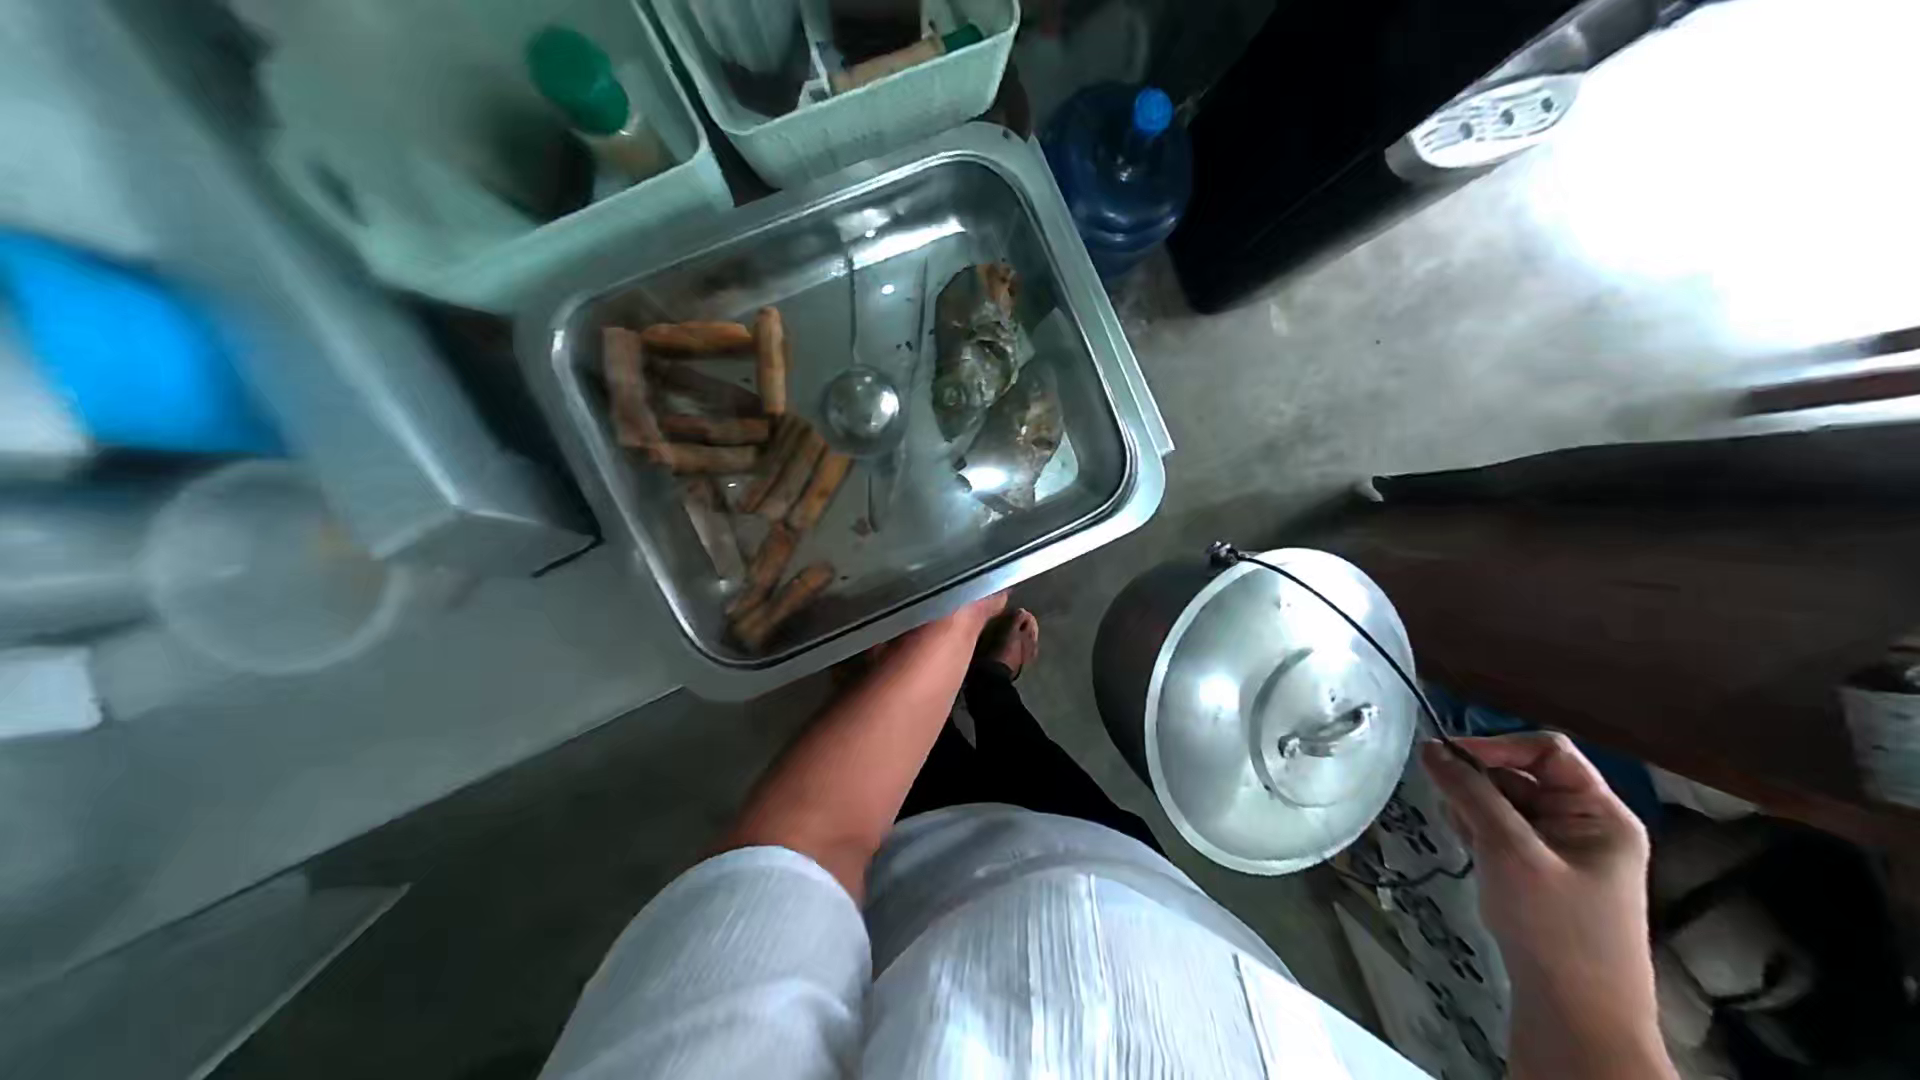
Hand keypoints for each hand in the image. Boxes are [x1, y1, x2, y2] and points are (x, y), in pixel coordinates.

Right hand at [1422, 734, 1675, 1079]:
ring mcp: (1561, 846)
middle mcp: (1583, 822)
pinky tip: (1471, 851)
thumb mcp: (1508, 851)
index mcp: (1599, 813)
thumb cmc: (1555, 928)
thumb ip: (1470, 793)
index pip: (1546, 751)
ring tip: (1468, 841)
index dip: (1495, 746)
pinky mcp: (1537, 866)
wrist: (1575, 1014)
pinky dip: (1476, 829)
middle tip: (1451, 809)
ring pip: (1501, 799)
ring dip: (1473, 809)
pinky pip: (1498, 826)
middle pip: (1518, 774)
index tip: (1444, 757)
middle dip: (1477, 785)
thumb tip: (1430, 747)